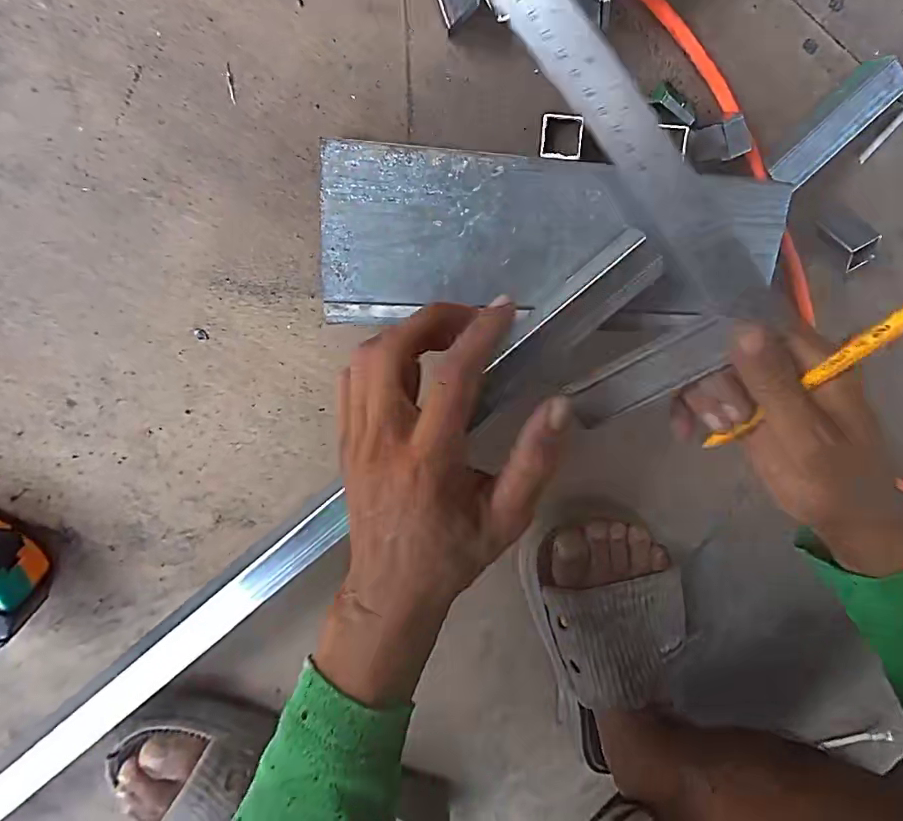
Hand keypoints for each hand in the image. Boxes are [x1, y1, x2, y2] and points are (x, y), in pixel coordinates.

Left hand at [317, 300, 571, 704]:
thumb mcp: (507, 518)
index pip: (451, 377)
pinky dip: (381, 355)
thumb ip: (535, 461)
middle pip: (391, 351)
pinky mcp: (344, 438)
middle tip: (469, 320)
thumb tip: (559, 405)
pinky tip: (410, 365)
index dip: (479, 334)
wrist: (388, 592)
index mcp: (427, 459)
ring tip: (443, 338)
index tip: (504, 309)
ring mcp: (355, 436)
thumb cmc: (452, 555)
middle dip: (432, 320)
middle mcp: (383, 439)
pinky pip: (352, 378)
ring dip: (405, 334)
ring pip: (365, 358)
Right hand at [672, 319, 902, 576]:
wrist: (847, 521)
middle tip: (729, 419)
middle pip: (728, 346)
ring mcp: (763, 382)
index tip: (722, 380)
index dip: (728, 343)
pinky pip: (707, 392)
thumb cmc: (838, 481)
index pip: (759, 325)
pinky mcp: (745, 404)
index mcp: (814, 356)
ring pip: (711, 368)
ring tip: (718, 428)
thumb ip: (774, 385)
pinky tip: (685, 431)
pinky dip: (691, 408)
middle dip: (717, 380)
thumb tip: (743, 328)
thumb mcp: (806, 437)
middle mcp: (785, 360)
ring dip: (702, 396)